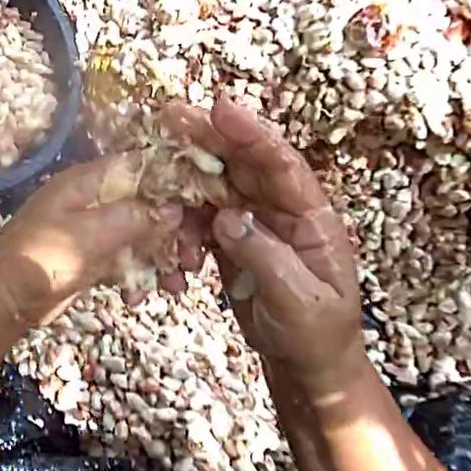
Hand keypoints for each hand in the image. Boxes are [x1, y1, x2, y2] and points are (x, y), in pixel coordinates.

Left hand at [0, 154, 188, 328]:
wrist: (2, 300)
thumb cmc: (43, 257)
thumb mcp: (90, 234)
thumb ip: (134, 218)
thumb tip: (174, 209)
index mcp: (88, 182)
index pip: (140, 168)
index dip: (173, 182)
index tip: (204, 202)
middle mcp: (92, 201)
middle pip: (146, 206)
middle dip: (173, 233)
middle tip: (193, 259)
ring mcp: (91, 232)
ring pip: (139, 237)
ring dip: (159, 259)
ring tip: (176, 286)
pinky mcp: (89, 260)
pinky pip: (123, 262)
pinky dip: (135, 277)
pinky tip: (140, 297)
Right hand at [167, 99, 372, 399]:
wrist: (304, 361)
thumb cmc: (315, 333)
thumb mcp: (299, 301)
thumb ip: (265, 256)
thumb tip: (226, 218)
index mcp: (310, 218)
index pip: (281, 167)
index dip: (251, 136)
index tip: (220, 109)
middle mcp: (281, 211)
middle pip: (243, 165)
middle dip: (209, 139)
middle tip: (172, 116)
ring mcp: (254, 224)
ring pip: (216, 189)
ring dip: (187, 180)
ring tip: (155, 171)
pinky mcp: (232, 241)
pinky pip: (201, 221)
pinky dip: (182, 227)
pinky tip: (172, 245)